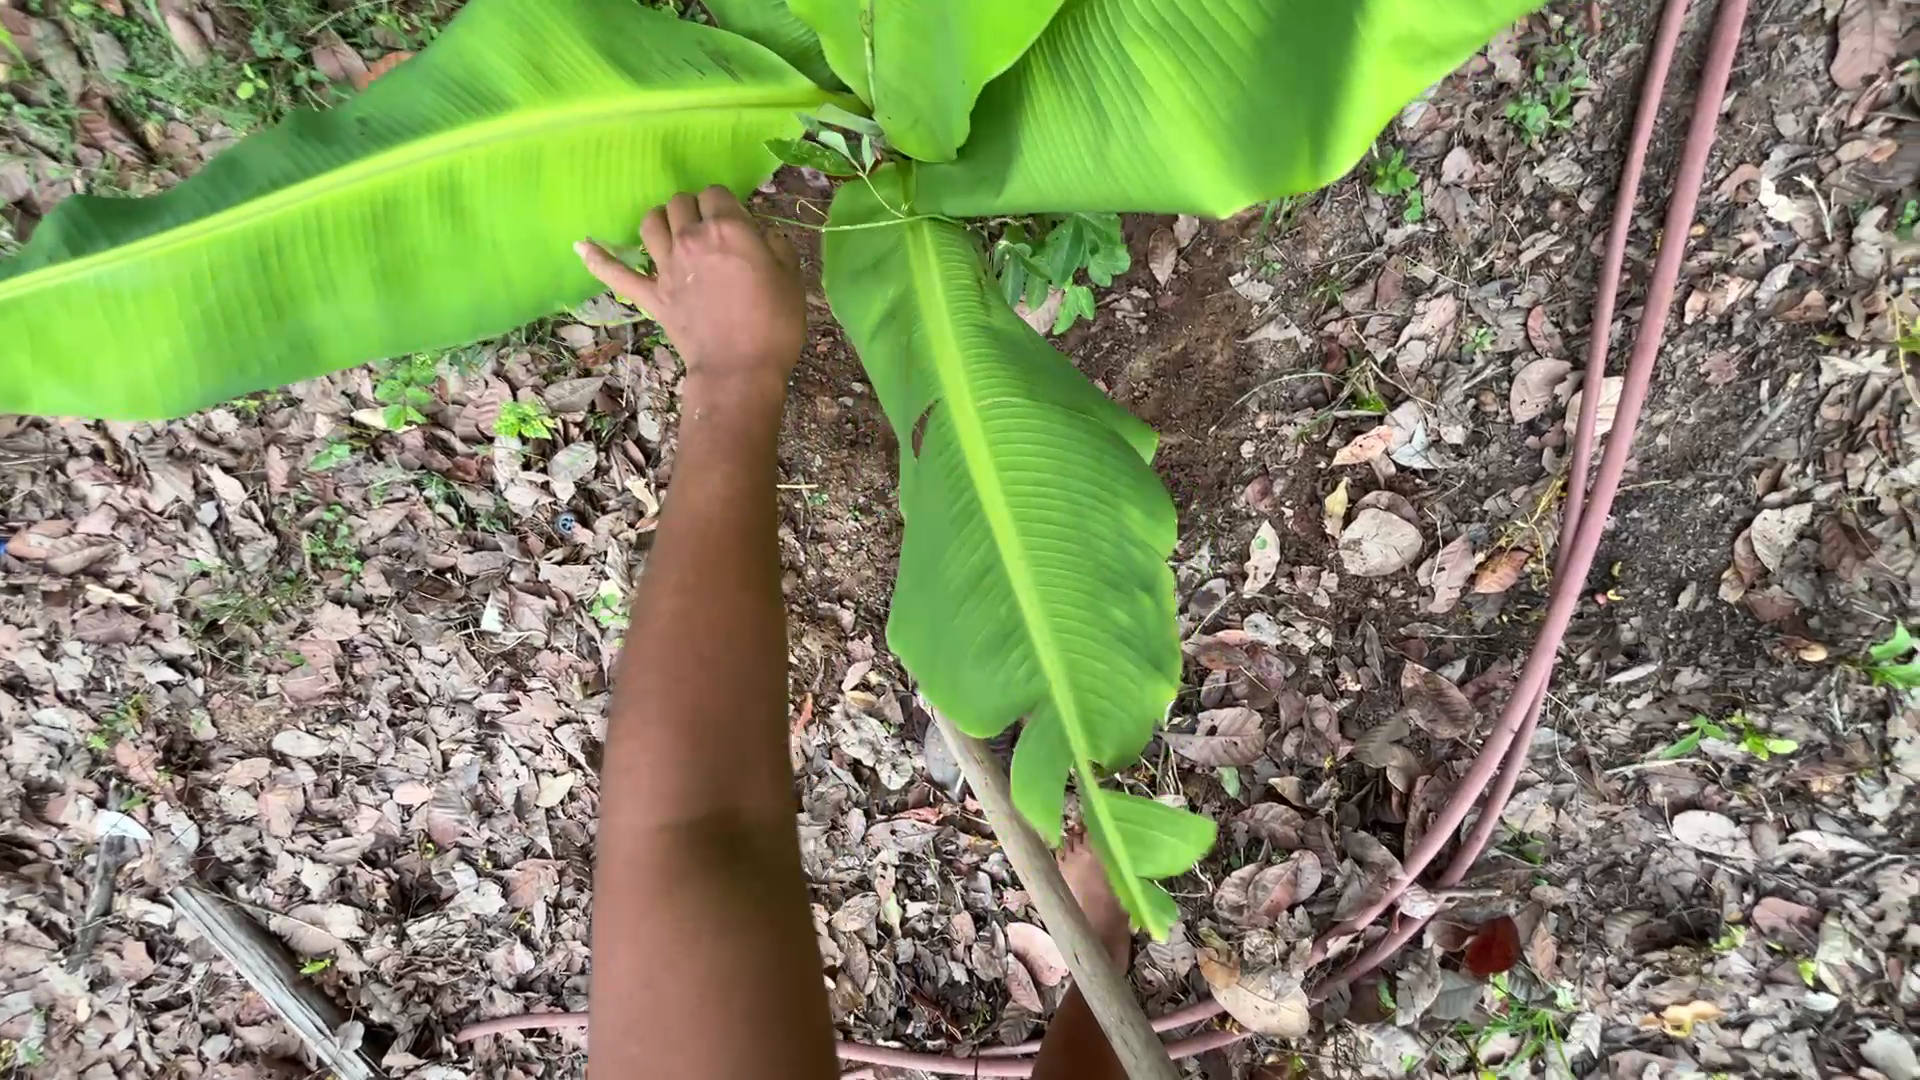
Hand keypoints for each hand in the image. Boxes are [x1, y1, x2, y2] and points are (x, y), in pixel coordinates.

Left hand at [576, 186, 804, 403]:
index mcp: (728, 230)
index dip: (728, 205)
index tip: (739, 224)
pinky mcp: (652, 296)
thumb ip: (778, 249)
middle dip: (695, 209)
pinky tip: (582, 247)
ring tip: (672, 230)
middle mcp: (691, 239)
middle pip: (681, 203)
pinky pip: (616, 273)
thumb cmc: (774, 327)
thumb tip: (765, 238)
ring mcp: (666, 267)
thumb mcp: (792, 282)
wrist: (740, 371)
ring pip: (650, 222)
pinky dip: (598, 258)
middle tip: (710, 229)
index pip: (717, 194)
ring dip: (661, 220)